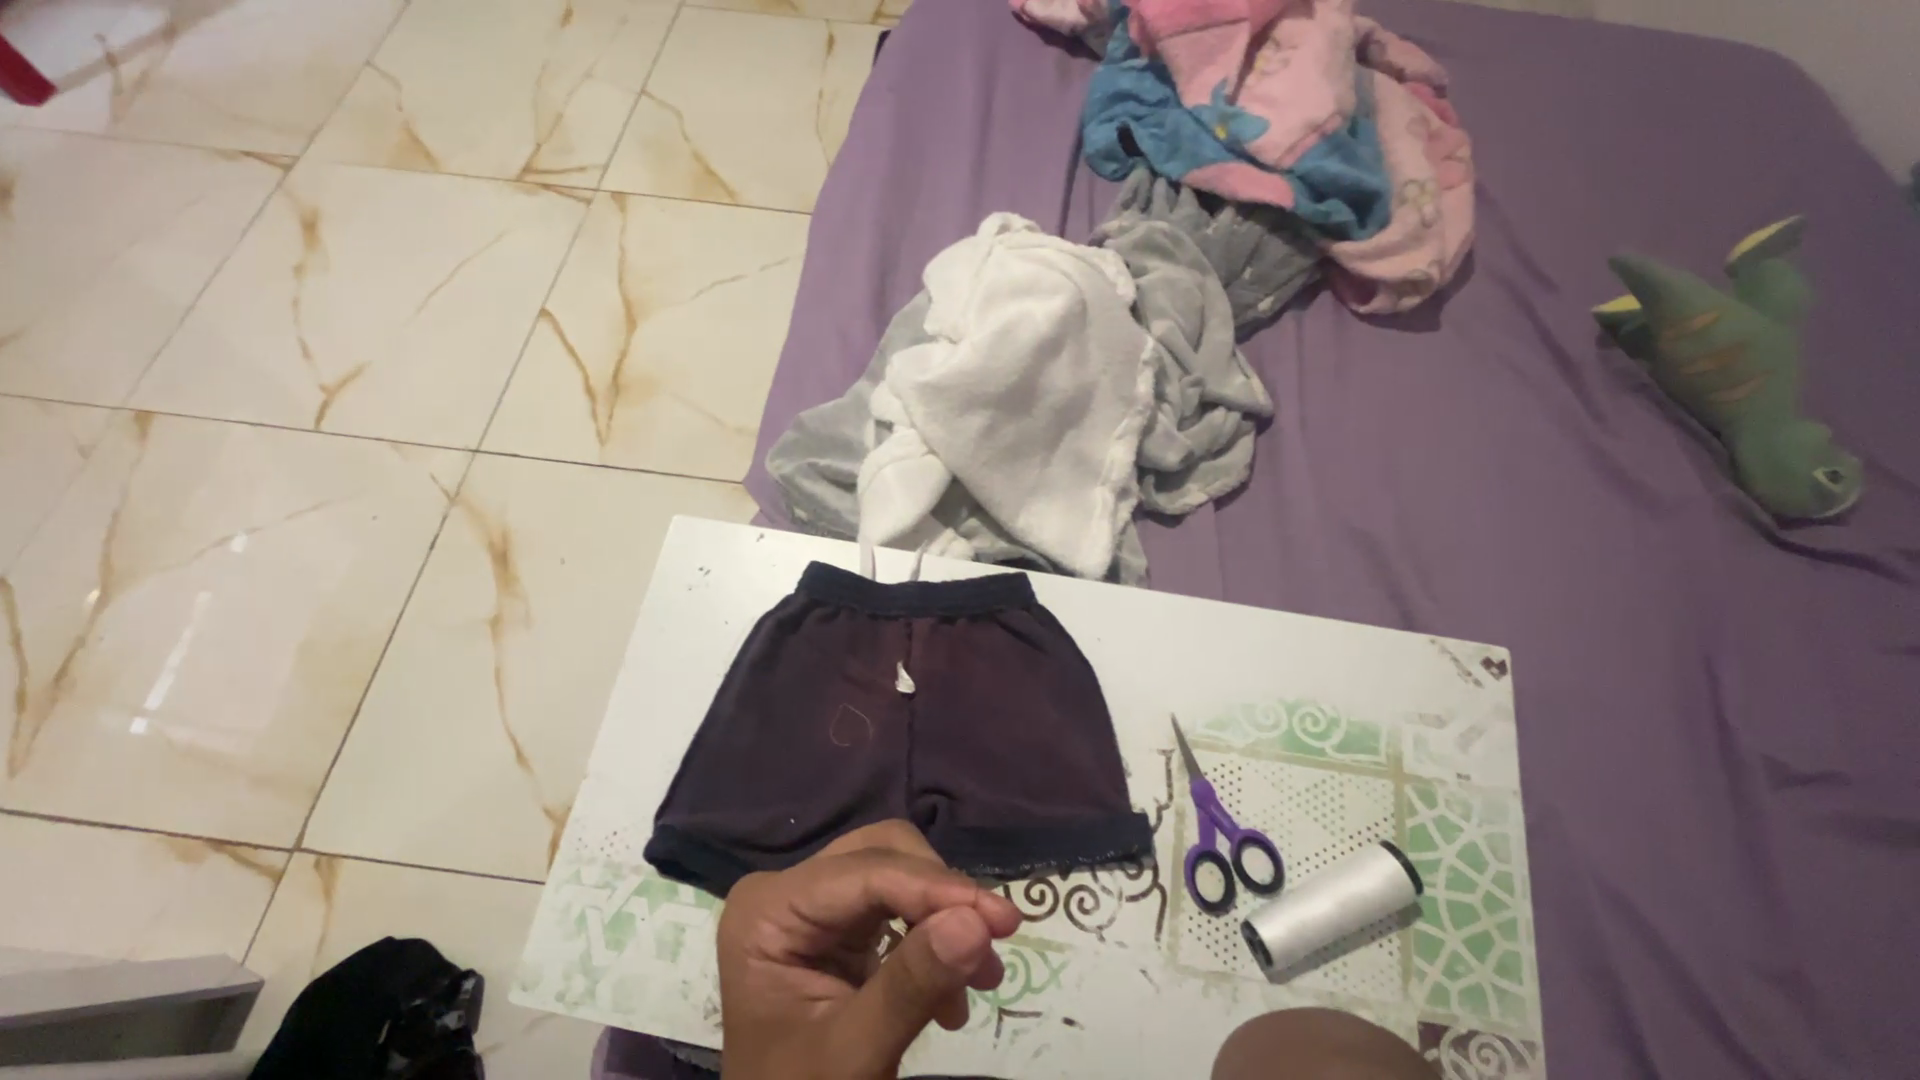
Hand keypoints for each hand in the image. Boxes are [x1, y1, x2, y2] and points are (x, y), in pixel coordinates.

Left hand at [716, 820, 1023, 1079]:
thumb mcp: (851, 1055)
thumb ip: (909, 988)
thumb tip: (975, 923)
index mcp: (767, 910)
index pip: (864, 873)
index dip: (935, 888)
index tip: (1001, 919)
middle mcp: (786, 892)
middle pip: (882, 855)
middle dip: (940, 895)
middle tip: (989, 944)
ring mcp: (811, 907)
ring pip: (897, 873)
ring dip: (943, 917)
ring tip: (979, 979)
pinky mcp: (837, 928)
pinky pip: (898, 907)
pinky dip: (932, 938)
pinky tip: (951, 994)